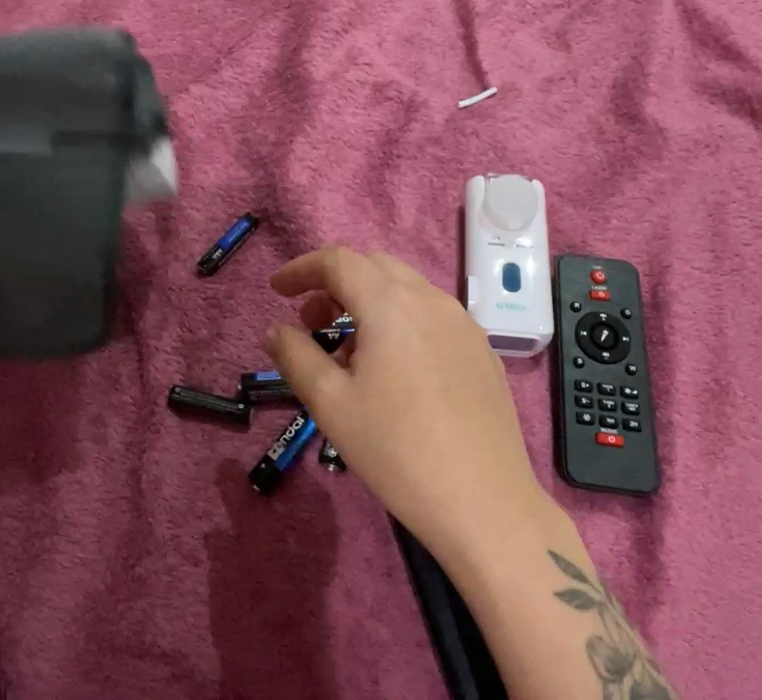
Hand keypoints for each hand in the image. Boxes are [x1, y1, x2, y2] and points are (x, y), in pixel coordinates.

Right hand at [263, 246, 553, 559]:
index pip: (339, 260)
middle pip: (375, 266)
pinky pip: (433, 315)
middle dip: (335, 283)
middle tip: (311, 322)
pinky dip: (401, 320)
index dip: (301, 268)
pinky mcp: (482, 350)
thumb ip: (296, 357)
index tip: (277, 290)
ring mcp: (464, 323)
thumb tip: (277, 330)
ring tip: (349, 352)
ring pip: (407, 289)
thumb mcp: (331, 405)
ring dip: (369, 301)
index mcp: (391, 304)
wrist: (484, 500)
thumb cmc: (396, 450)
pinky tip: (395, 370)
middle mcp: (431, 299)